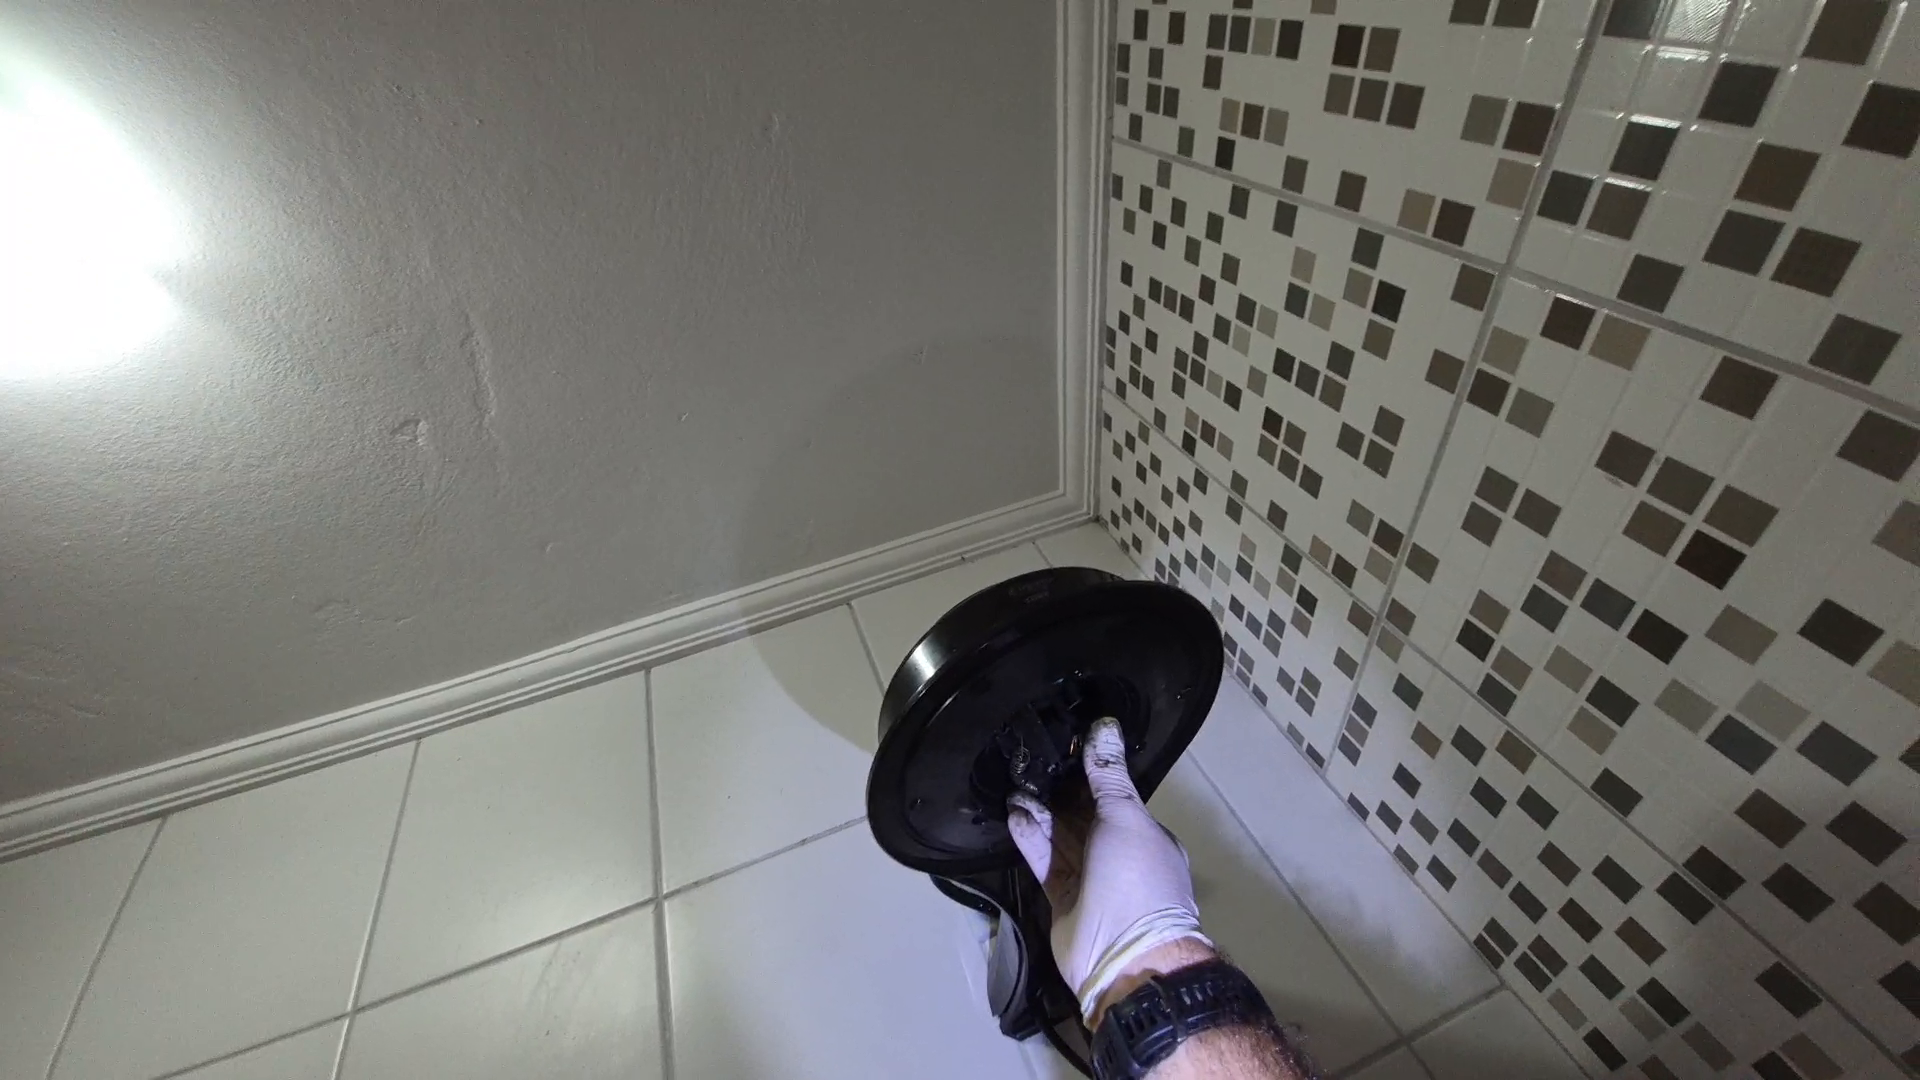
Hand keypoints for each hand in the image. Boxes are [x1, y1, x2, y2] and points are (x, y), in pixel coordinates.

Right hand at [1006, 718, 1211, 1023]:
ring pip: (1060, 835)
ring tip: (1015, 785)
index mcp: (1143, 835)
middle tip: (1029, 762)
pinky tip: (1014, 813)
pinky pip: (1045, 859)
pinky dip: (1030, 837)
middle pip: (1082, 814)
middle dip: (1056, 791)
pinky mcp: (1063, 896)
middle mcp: (1117, 853)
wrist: (1124, 955)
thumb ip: (1108, 774)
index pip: (1113, 795)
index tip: (1063, 749)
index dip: (1088, 773)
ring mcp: (1090, 877)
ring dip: (1039, 811)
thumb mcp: (1126, 816)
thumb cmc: (1136, 878)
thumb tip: (1105, 725)